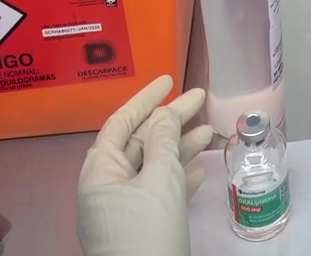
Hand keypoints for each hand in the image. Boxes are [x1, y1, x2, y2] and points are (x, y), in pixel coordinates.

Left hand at [76, 75, 216, 255]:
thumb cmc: (148, 230)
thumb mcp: (159, 178)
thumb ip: (163, 140)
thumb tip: (163, 114)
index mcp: (100, 172)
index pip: (121, 123)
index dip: (145, 99)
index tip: (168, 79)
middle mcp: (107, 188)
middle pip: (140, 142)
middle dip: (170, 120)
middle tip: (201, 98)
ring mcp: (123, 211)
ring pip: (153, 167)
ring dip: (181, 147)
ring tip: (210, 130)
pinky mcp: (140, 230)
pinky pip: (159, 192)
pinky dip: (180, 177)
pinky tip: (201, 169)